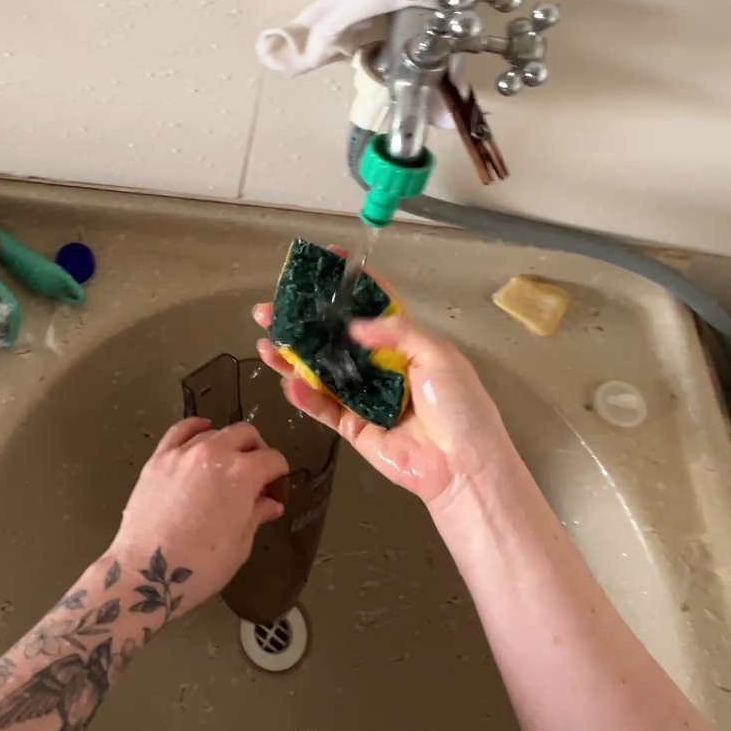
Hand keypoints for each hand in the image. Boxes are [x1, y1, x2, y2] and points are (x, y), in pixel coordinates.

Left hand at [108, 418, 288, 619]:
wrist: (147, 572)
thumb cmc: (200, 566)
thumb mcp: (239, 545)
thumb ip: (256, 515)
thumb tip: (270, 503)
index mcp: (242, 474)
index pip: (272, 459)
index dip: (279, 473)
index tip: (275, 487)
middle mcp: (215, 452)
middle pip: (246, 434)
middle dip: (257, 450)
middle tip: (256, 473)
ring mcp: (184, 452)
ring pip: (215, 432)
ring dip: (228, 444)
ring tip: (227, 465)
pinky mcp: (159, 457)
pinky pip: (180, 430)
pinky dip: (196, 427)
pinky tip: (202, 431)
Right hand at [253, 302, 513, 512]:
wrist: (464, 467)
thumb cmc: (460, 406)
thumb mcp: (438, 355)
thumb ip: (397, 332)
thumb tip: (353, 325)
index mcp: (402, 342)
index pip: (369, 305)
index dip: (346, 284)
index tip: (320, 263)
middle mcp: (376, 364)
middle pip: (331, 338)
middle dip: (300, 322)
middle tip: (269, 310)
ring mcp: (360, 396)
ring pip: (318, 371)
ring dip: (290, 357)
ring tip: (265, 343)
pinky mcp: (351, 426)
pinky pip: (322, 408)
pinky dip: (303, 396)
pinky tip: (288, 382)